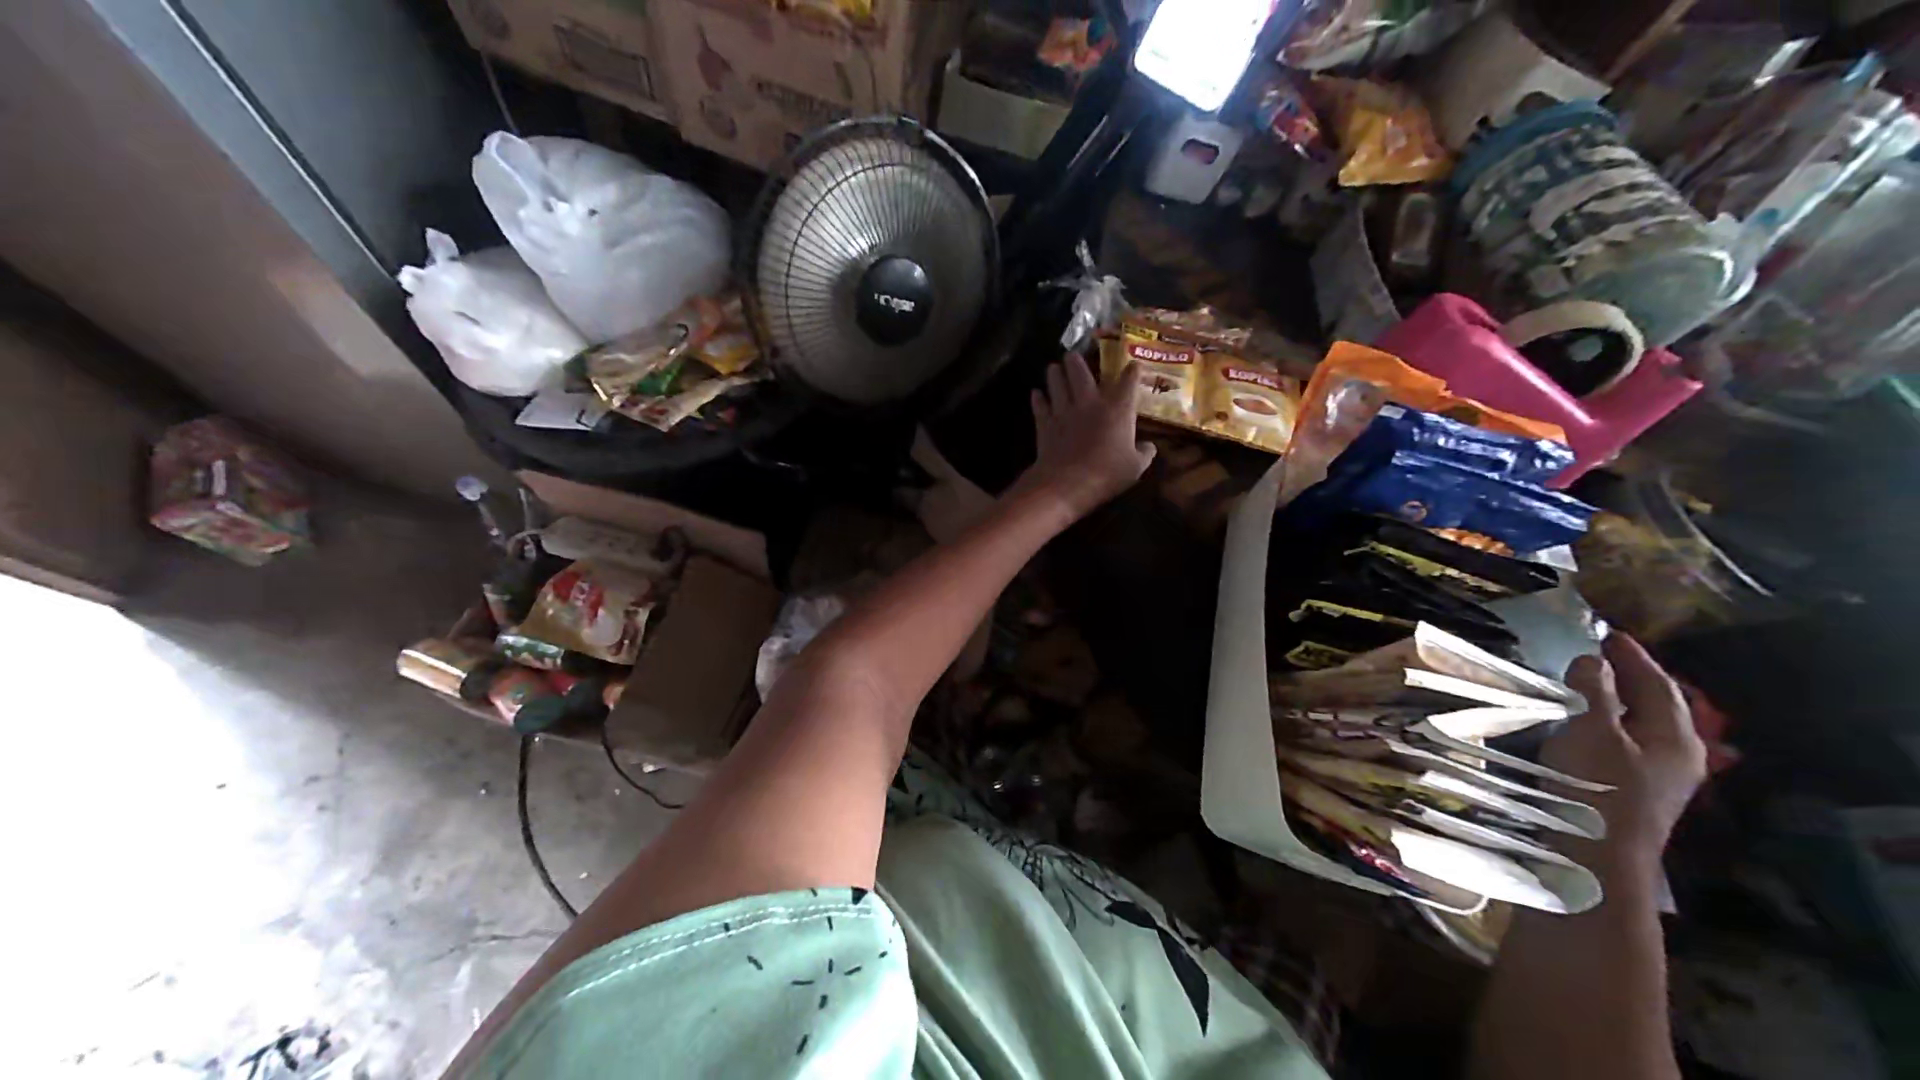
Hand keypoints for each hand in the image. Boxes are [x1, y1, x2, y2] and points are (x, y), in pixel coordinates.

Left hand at [1017, 353, 1155, 519]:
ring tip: (1053, 367)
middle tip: (1073, 355)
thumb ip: (1144, 454)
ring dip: (1054, 374)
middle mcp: (1090, 402)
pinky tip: (1036, 393)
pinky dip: (1038, 398)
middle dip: (1077, 361)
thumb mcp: (1135, 467)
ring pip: (1057, 383)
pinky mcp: (1045, 423)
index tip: (1134, 366)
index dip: (1132, 371)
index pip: (1128, 381)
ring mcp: (1064, 411)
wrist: (1067, 483)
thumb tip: (1150, 447)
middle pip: (1081, 372)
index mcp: (1118, 409)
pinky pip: (1040, 405)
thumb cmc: (1107, 473)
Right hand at [1546, 635, 1707, 885]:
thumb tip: (1593, 661)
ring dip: (1614, 704)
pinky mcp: (1630, 794)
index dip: (1633, 657)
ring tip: (1585, 686)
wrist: (1593, 858)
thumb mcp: (1592, 731)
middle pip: (1656, 708)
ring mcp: (1655, 780)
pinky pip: (1621, 746)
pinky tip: (1582, 726)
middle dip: (1630, 680)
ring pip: (1638, 729)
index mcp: (1676, 738)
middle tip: (1599, 657)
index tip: (1609, 634)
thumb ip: (1595, 693)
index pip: (1658, 685)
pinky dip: (1603, 726)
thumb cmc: (1595, 787)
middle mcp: (1675, 757)